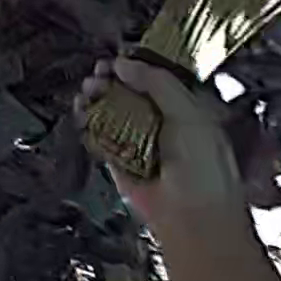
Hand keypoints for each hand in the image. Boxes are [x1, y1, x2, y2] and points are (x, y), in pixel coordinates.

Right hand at [77, 58, 245, 241]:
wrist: (192, 221)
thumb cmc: (201, 166)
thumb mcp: (190, 115)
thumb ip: (158, 83)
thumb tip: (120, 62)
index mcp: (184, 110)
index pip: (154, 79)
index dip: (134, 66)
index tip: (117, 59)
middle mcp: (158, 122)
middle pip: (127, 91)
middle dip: (110, 78)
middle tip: (98, 73)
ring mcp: (135, 140)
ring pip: (109, 108)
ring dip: (95, 95)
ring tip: (87, 90)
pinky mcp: (115, 157)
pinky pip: (96, 131)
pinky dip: (85, 118)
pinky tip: (80, 109)